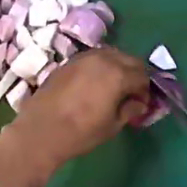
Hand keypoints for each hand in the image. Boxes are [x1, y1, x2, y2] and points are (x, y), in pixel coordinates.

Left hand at [0, 48, 150, 180]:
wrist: (41, 129)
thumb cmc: (81, 131)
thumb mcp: (113, 125)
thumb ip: (130, 109)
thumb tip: (139, 102)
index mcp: (118, 73)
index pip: (142, 75)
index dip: (145, 90)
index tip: (141, 104)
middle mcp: (103, 58)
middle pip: (129, 59)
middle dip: (134, 74)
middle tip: (130, 93)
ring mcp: (84, 57)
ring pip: (111, 54)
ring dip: (117, 67)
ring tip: (112, 87)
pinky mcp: (69, 61)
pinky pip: (93, 58)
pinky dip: (100, 66)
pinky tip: (94, 83)